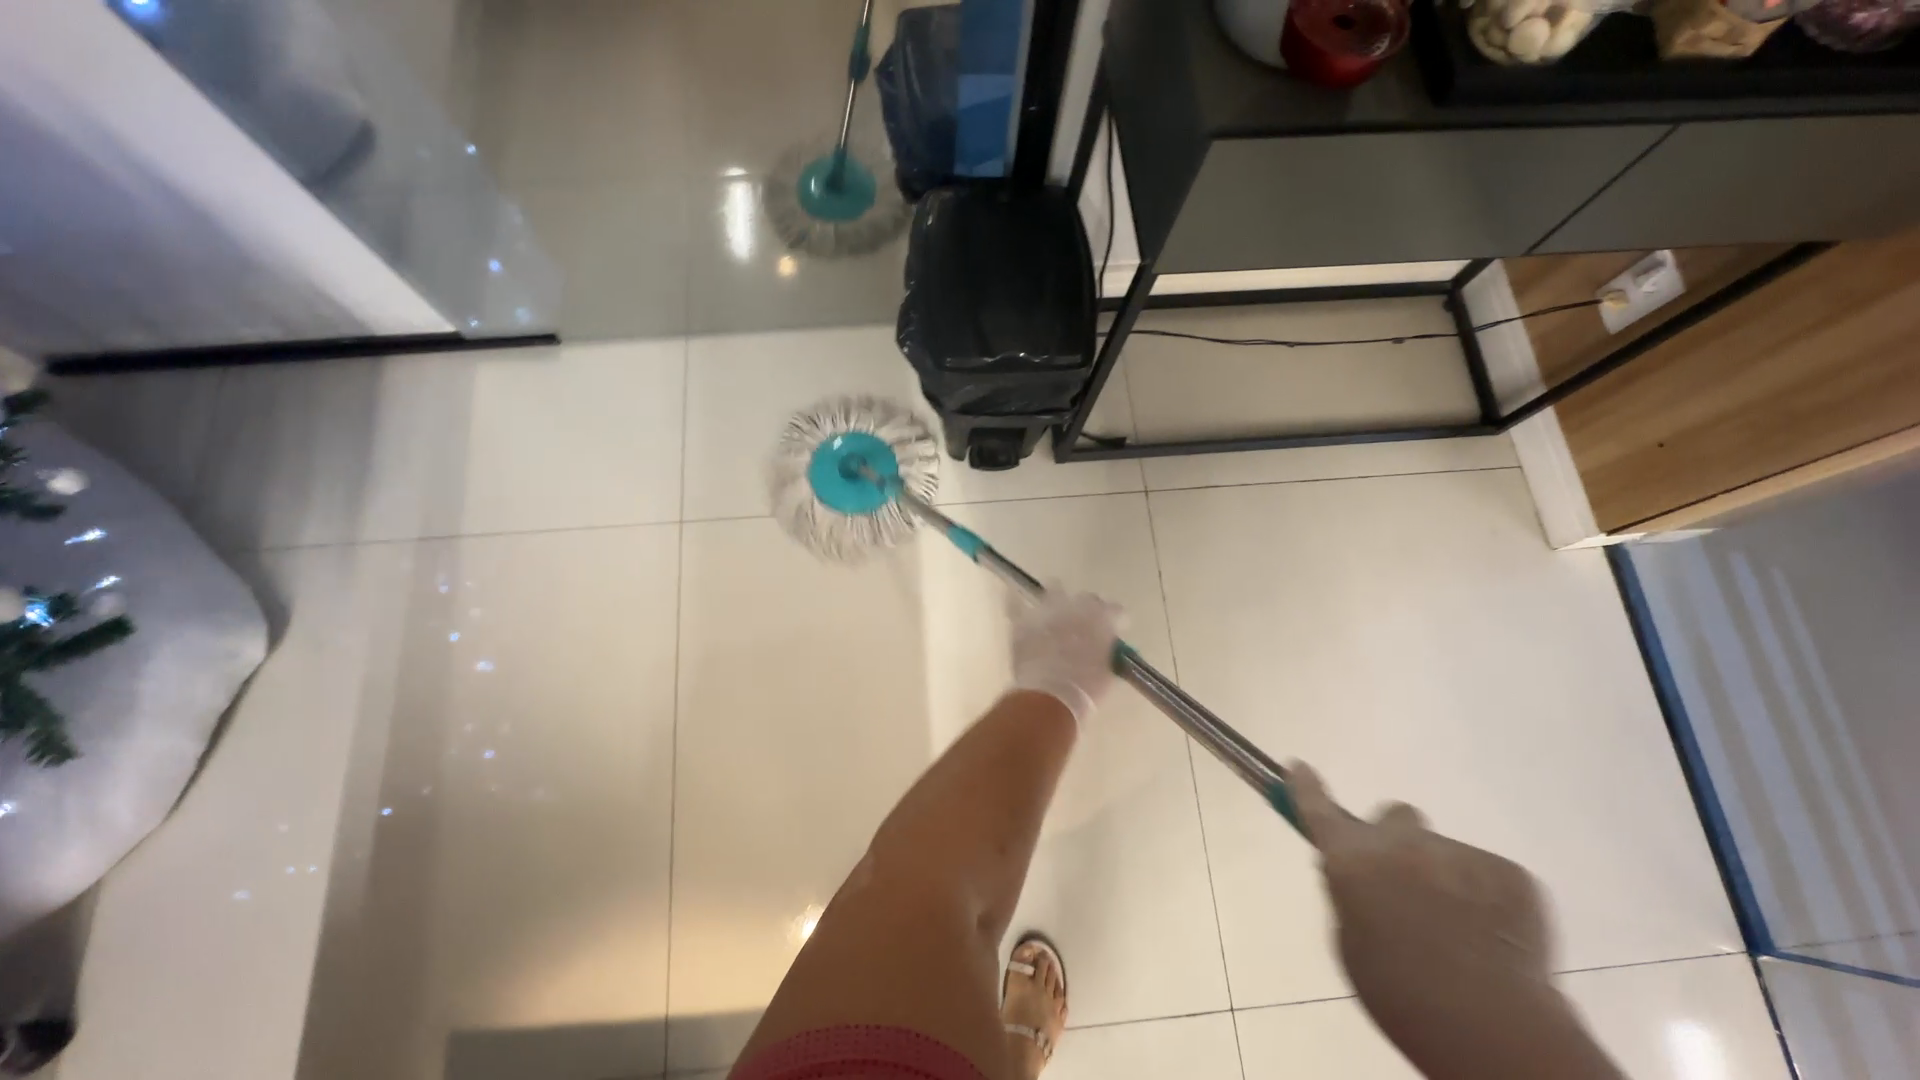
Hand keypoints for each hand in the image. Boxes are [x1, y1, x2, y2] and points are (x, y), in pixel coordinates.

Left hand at [1009, 589, 1124, 725]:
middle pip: (1086, 598)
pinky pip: (1016, 602)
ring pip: (1054, 588)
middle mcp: (1077, 608)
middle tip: (1083, 624)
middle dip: (1086, 609)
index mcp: (1103, 621)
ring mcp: (1049, 611)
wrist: (1051, 696)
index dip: (1116, 620)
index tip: (1115, 629)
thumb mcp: (1106, 671)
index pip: (1116, 611)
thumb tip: (1105, 646)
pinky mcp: (1024, 621)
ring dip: (1056, 596)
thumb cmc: (1085, 690)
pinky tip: (1015, 597)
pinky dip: (1015, 600)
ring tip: (1054, 606)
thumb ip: (1107, 651)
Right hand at [1288, 761, 1623, 1079]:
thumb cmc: (1398, 993)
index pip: (1319, 810)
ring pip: (1445, 853)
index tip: (1300, 767)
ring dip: (1446, 878)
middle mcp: (1400, 844)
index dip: (1307, 788)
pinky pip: (1489, 877)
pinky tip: (1497, 942)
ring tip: (1464, 935)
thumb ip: (1354, 896)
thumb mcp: (1351, 943)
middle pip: (1396, 817)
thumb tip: (1367, 880)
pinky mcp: (1508, 872)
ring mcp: (1458, 852)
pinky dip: (1488, 900)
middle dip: (1398, 841)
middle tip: (1408, 886)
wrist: (1489, 1023)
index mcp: (1351, 861)